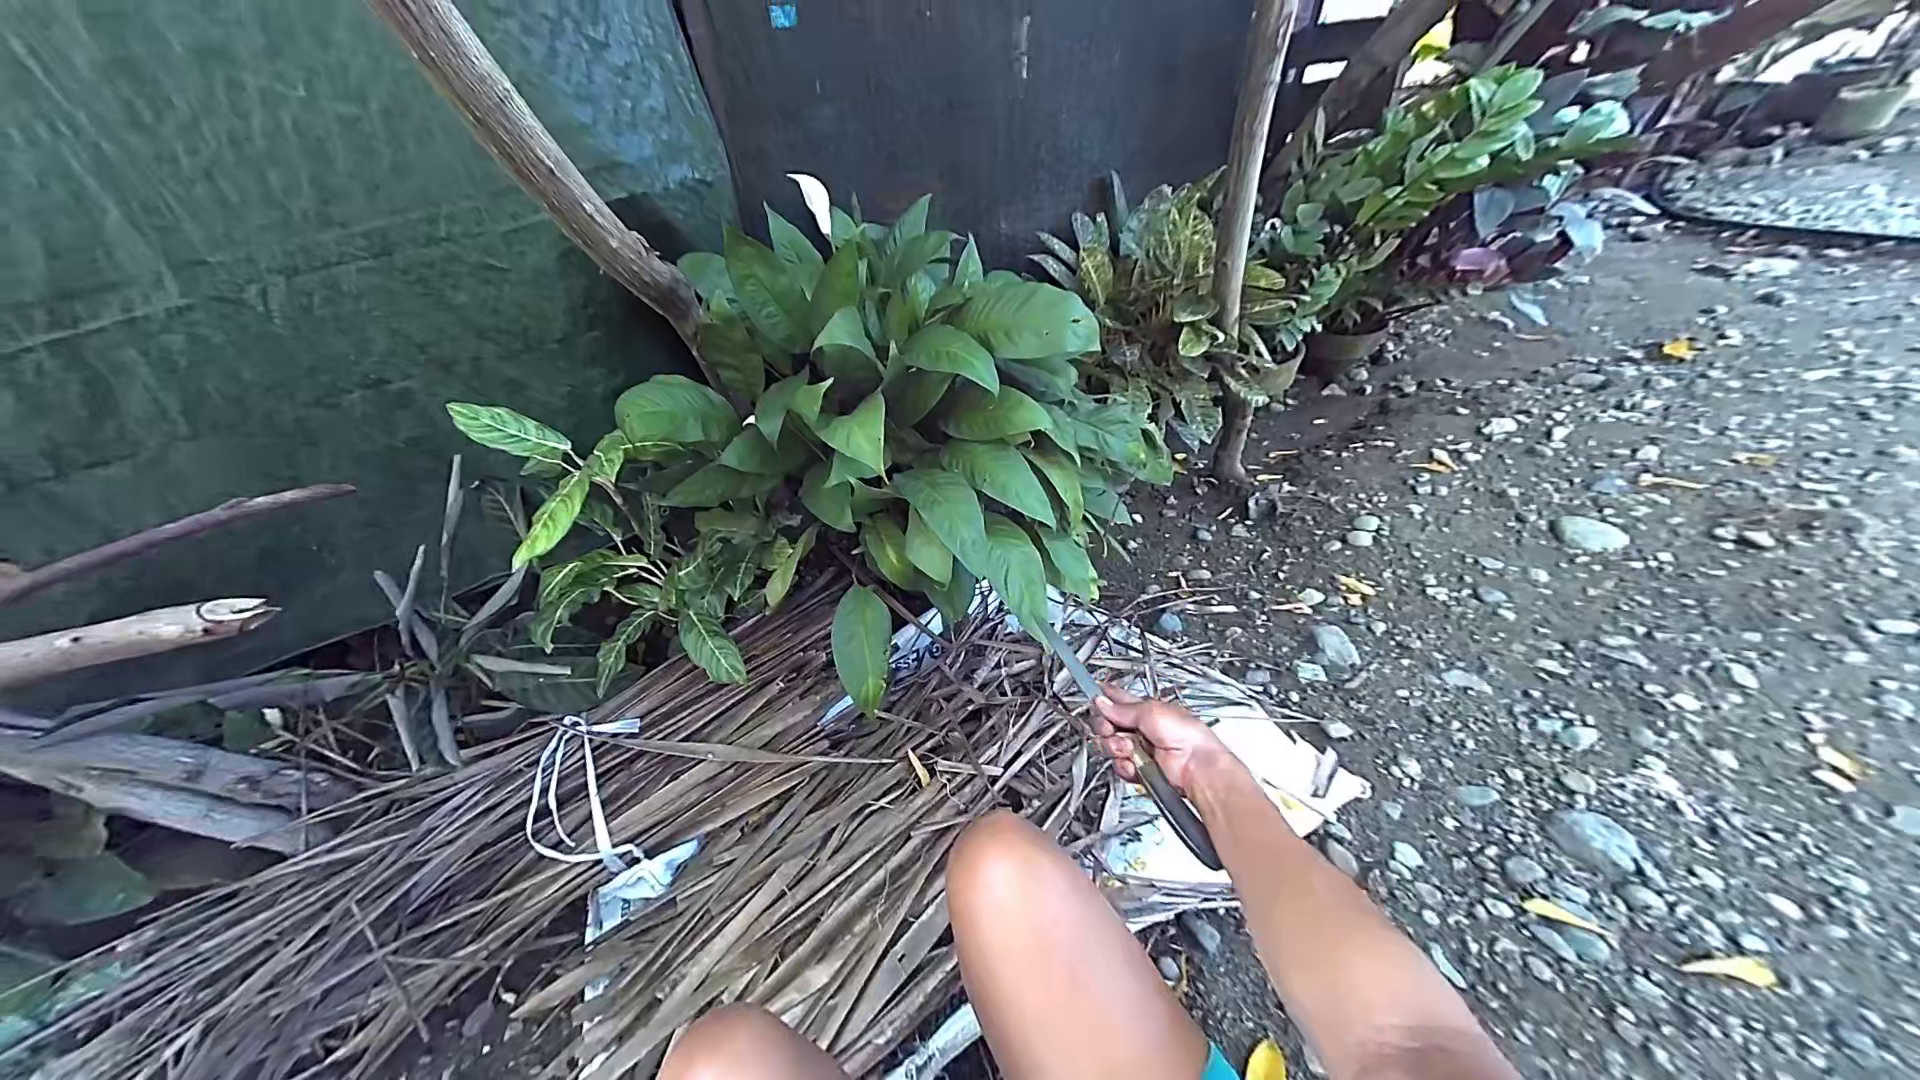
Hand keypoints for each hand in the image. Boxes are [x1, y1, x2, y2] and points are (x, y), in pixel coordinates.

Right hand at [1092, 684, 1232, 793]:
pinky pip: (1119, 766)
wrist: (1197, 767)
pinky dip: (1124, 765)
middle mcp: (1141, 729)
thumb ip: (1122, 708)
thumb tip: (1102, 701)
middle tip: (1110, 727)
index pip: (1119, 701)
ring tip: (1128, 747)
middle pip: (1108, 724)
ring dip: (1115, 746)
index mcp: (1146, 710)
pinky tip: (1134, 762)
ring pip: (1110, 746)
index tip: (1095, 696)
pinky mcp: (1139, 770)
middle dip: (1106, 726)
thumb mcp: (1151, 712)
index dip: (1106, 698)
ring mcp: (1139, 750)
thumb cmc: (1187, 736)